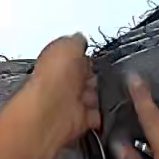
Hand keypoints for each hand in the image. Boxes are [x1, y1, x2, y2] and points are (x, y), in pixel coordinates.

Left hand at [11, 34, 100, 153]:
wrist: (54, 108)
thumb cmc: (54, 76)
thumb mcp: (68, 45)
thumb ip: (76, 40)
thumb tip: (79, 38)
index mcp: (58, 62)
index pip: (75, 58)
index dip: (87, 57)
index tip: (95, 57)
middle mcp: (63, 83)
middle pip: (85, 78)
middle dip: (96, 78)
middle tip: (100, 77)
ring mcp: (71, 102)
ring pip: (93, 97)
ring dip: (99, 96)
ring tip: (101, 93)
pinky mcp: (79, 120)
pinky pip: (95, 117)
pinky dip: (101, 115)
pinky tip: (104, 109)